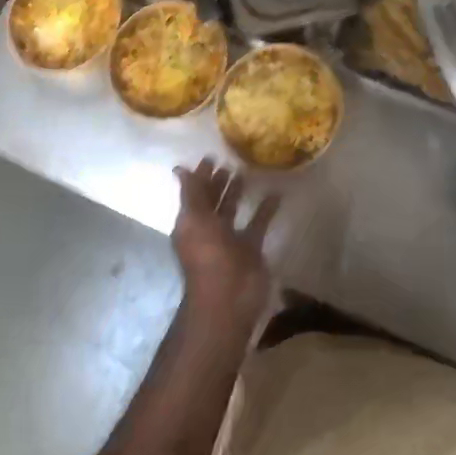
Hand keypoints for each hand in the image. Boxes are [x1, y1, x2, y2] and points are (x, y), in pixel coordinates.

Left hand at [172, 159, 278, 332]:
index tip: (212, 156)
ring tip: (247, 171)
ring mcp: (229, 240)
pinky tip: (275, 192)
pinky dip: (265, 209)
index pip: (194, 193)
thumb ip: (191, 194)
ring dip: (238, 193)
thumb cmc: (209, 256)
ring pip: (233, 210)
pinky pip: (257, 223)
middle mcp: (208, 229)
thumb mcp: (195, 220)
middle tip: (231, 161)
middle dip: (219, 182)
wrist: (230, 297)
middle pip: (213, 200)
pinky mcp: (250, 248)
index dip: (201, 176)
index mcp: (190, 223)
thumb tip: (180, 169)